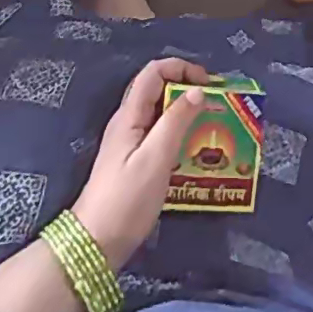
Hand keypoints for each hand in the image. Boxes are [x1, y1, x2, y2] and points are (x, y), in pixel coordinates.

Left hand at [72, 57, 210, 267]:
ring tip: (211, 125)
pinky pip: (158, 134)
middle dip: (187, 88)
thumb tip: (197, 90)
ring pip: (159, 112)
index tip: (209, 82)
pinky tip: (194, 149)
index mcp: (129, 115)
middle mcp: (127, 122)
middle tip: (216, 104)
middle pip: (157, 89)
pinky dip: (178, 132)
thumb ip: (176, 122)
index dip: (181, 68)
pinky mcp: (133, 160)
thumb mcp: (156, 158)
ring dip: (184, 111)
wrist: (96, 242)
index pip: (153, 72)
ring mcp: (128, 142)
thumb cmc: (127, 199)